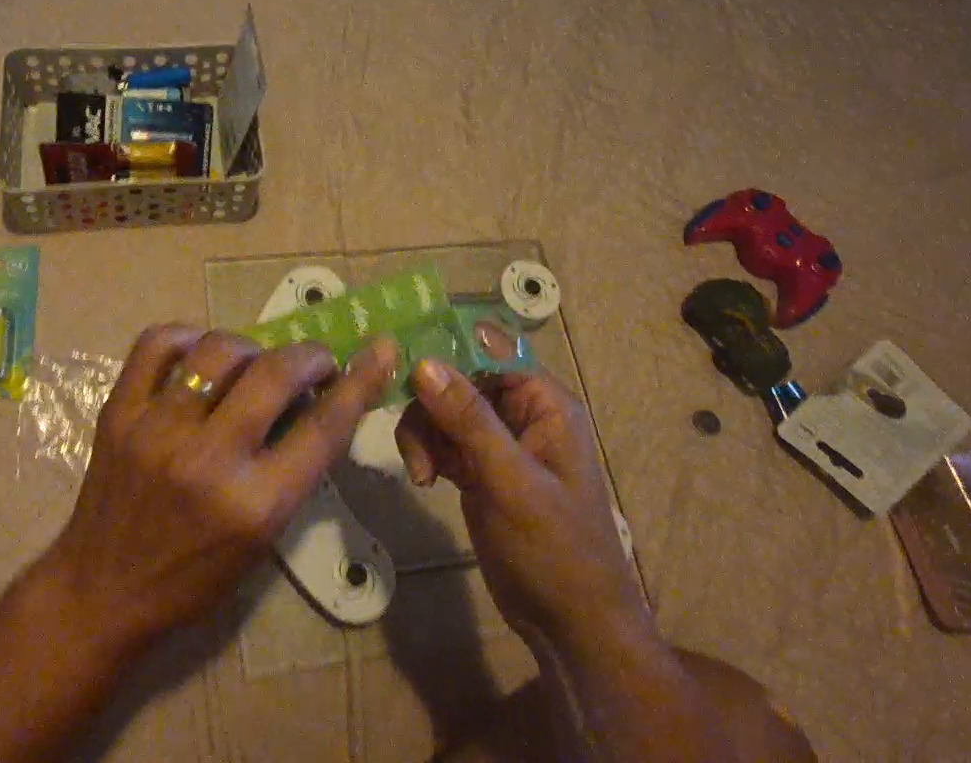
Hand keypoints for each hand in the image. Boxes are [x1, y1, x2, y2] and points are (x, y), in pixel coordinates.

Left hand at [42, 325, 398, 642]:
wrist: (103, 591)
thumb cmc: (195, 577)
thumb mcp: (264, 537)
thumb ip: (295, 468)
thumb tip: (320, 398)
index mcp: (254, 504)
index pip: (323, 427)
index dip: (359, 382)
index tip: (379, 352)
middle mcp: (208, 460)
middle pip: (274, 373)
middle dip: (307, 355)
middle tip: (313, 362)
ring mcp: (157, 431)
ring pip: (218, 349)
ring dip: (251, 347)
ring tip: (254, 361)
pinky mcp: (119, 413)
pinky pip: (156, 344)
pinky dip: (188, 336)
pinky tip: (201, 351)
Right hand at [394, 337, 643, 645]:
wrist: (570, 625)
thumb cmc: (556, 549)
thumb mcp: (511, 481)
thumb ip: (468, 419)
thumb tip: (424, 361)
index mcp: (545, 402)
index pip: (490, 349)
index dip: (447, 345)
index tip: (400, 356)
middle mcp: (521, 412)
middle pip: (457, 377)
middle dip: (427, 400)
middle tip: (412, 438)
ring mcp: (497, 442)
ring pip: (442, 409)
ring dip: (422, 432)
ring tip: (421, 472)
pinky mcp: (477, 469)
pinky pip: (440, 440)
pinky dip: (426, 453)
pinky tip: (425, 479)